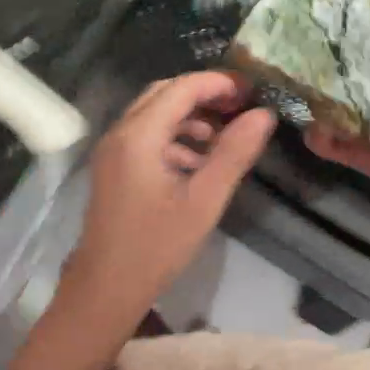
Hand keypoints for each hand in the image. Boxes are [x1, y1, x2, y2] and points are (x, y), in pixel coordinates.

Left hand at [65, 72, 276, 315]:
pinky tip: (197, 164)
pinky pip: (144, 138)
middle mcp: (119, 134)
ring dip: (188, 118)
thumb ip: (233, 153)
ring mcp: (112, 151)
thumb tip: (263, 115)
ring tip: (224, 139)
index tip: (252, 92)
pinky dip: (173, 139)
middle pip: (163, 94)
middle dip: (203, 96)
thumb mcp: (204, 200)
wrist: (106, 286)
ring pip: (153, 116)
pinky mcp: (112, 169)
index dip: (218, 83)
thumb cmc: (156, 246)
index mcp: (138, 136)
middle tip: (240, 109)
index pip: (181, 88)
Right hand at [306, 0, 369, 233]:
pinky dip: (321, 136)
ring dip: (321, 93)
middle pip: (358, 67)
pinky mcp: (367, 156)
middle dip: (333, 56)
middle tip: (308, 41)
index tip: (345, 4)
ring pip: (339, 101)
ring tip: (307, 84)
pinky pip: (335, 143)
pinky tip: (320, 130)